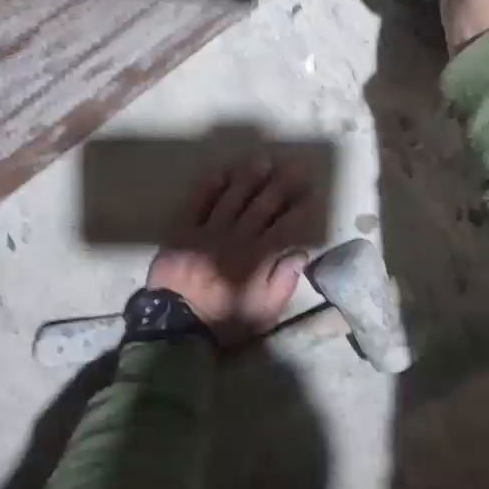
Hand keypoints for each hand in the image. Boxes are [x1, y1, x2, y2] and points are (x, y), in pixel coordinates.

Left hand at [146, 156, 312, 347]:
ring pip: (233, 197)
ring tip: (263, 160)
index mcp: (258, 258)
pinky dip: (209, 186)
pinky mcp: (182, 231)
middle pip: (262, 205)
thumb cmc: (225, 321)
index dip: (301, 207)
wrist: (176, 328)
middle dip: (282, 184)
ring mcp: (207, 231)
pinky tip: (221, 172)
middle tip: (295, 165)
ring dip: (249, 178)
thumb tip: (300, 252)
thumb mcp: (265, 311)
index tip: (312, 192)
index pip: (286, 226)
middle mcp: (236, 237)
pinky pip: (197, 202)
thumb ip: (284, 281)